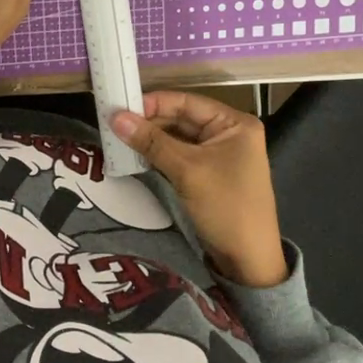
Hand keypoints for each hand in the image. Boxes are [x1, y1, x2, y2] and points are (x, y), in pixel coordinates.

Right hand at [112, 92, 287, 287]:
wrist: (248, 261)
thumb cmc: (225, 206)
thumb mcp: (187, 170)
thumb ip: (151, 141)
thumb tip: (116, 117)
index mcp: (234, 123)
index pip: (187, 102)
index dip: (154, 103)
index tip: (121, 107)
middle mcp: (228, 132)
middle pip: (181, 118)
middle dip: (149, 122)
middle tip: (114, 124)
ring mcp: (219, 154)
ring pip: (177, 138)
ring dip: (151, 139)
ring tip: (118, 138)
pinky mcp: (208, 173)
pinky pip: (179, 155)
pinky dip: (158, 155)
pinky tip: (135, 155)